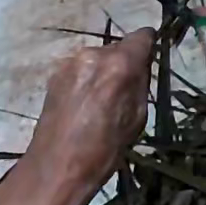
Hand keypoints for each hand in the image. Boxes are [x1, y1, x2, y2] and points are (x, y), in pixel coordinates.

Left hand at [23, 27, 155, 204]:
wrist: (56, 167)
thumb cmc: (104, 151)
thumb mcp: (137, 118)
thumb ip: (140, 84)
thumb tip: (141, 66)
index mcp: (119, 65)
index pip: (141, 36)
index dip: (148, 45)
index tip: (151, 56)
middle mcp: (93, 55)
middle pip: (117, 48)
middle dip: (124, 63)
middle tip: (125, 89)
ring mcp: (70, 62)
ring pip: (97, 58)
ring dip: (104, 71)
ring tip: (101, 101)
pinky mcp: (54, 74)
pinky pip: (80, 69)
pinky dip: (87, 80)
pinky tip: (83, 104)